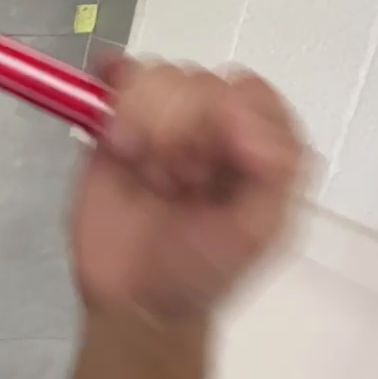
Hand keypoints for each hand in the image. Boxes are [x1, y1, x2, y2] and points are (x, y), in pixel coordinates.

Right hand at [72, 59, 307, 321]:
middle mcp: (209, 128)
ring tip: (140, 169)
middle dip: (177, 130)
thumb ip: (272, 166)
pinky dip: (110, 86)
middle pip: (194, 80)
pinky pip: (111, 90)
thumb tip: (234, 103)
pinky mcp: (110, 135)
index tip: (203, 167)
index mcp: (257, 144)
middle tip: (171, 181)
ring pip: (153, 79)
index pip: (244, 90)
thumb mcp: (257, 229)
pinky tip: (106, 93)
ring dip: (141, 121)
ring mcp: (157, 128)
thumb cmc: (201, 270)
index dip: (220, 119)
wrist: (132, 299)